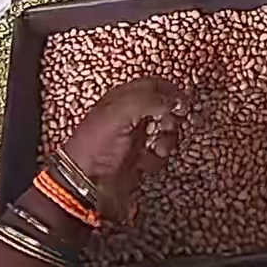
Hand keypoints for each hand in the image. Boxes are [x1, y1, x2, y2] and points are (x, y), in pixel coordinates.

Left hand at [59, 77, 187, 219]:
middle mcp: (131, 115)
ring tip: (156, 147)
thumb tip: (174, 99)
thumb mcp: (118, 114)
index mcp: (123, 98)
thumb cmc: (94, 145)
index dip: (169, 91)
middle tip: (166, 125)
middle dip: (170, 117)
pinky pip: (160, 152)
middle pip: (164, 108)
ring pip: (165, 131)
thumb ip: (147, 101)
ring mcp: (136, 136)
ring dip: (166, 139)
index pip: (153, 85)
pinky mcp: (139, 156)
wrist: (85, 181)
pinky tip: (147, 160)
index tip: (181, 101)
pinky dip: (158, 157)